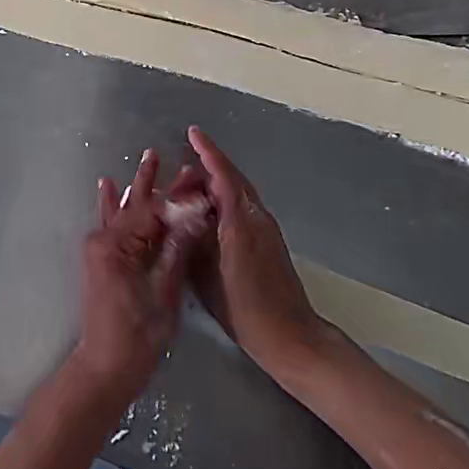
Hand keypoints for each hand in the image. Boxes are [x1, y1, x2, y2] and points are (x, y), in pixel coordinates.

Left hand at [73, 150, 204, 393]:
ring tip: (150, 157)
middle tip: (181, 162)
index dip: (182, 198)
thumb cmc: (137, 336)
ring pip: (125, 209)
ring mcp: (101, 248)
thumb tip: (197, 213)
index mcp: (118, 246)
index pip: (155, 211)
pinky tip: (107, 183)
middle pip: (139, 205)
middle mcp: (105, 239)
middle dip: (160, 184)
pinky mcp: (102, 258)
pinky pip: (109, 223)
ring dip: (140, 187)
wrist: (104, 369)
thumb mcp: (165, 293)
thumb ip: (177, 250)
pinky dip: (111, 203)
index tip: (203, 184)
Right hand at [184, 126, 328, 371]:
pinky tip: (208, 216)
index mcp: (241, 222)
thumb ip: (196, 242)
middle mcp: (256, 217)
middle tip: (178, 176)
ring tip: (187, 193)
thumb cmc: (247, 311)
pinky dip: (223, 203)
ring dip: (215, 187)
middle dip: (206, 170)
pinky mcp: (268, 240)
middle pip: (232, 180)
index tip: (192, 133)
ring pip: (238, 194)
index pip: (224, 176)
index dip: (208, 152)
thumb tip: (183, 214)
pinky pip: (242, 209)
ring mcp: (265, 228)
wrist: (291, 335)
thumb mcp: (210, 278)